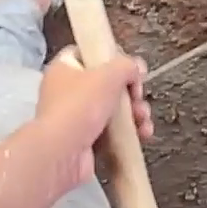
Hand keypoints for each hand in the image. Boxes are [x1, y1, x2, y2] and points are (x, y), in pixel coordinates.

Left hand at [29, 47, 152, 189]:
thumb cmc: (80, 106)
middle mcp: (67, 91)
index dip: (112, 57)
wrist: (62, 153)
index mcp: (65, 68)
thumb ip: (126, 66)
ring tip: (143, 120)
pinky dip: (128, 132)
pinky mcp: (85, 141)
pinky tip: (143, 135)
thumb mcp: (108, 75)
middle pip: (107, 84)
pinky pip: (112, 132)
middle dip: (130, 92)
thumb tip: (137, 67)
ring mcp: (75, 118)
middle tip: (138, 98)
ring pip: (112, 109)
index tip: (131, 68)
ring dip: (134, 113)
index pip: (90, 54)